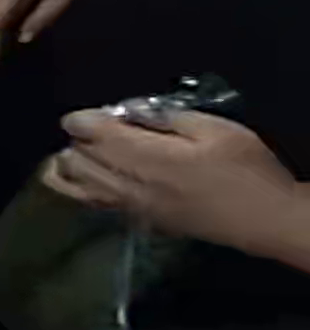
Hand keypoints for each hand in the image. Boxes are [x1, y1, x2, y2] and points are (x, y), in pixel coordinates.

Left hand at [45, 109, 308, 259]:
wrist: (265, 220)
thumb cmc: (248, 172)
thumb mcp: (221, 131)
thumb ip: (168, 115)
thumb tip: (129, 109)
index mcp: (139, 151)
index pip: (81, 125)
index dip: (88, 116)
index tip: (108, 116)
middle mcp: (116, 174)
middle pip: (73, 145)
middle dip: (87, 135)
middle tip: (115, 134)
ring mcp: (112, 195)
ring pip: (68, 167)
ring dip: (77, 154)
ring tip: (103, 151)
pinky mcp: (116, 210)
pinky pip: (70, 192)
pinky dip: (63, 178)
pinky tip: (75, 170)